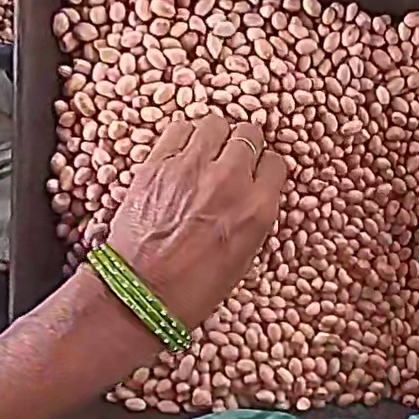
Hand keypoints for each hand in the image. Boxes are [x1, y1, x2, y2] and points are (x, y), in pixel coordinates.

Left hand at [104, 114, 286, 328]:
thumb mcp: (242, 259)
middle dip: (243, 145)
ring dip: (214, 136)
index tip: (256, 173)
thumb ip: (252, 218)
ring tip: (206, 152)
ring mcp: (191, 168)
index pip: (275, 163)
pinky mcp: (157, 164)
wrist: (142, 296)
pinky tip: (182, 152)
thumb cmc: (193, 289)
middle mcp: (229, 181)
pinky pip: (179, 128)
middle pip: (249, 135)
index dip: (264, 167)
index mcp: (257, 210)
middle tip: (231, 159)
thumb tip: (251, 196)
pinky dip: (184, 137)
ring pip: (215, 123)